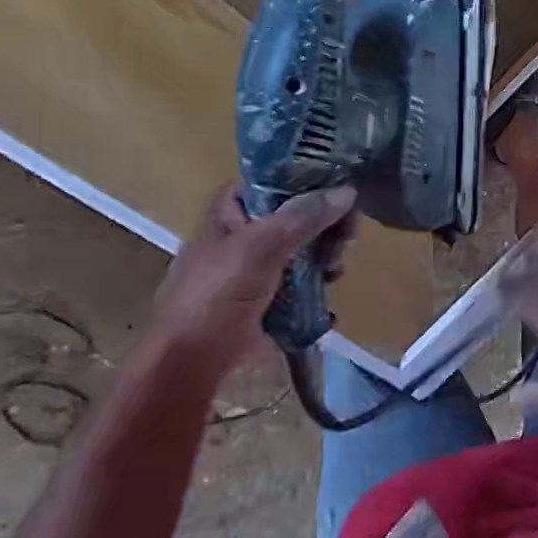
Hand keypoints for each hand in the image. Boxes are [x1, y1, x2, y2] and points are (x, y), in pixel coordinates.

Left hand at [150, 182, 357, 368]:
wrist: (189, 361)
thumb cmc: (217, 293)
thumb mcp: (261, 246)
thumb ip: (304, 216)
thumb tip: (347, 191)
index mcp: (232, 204)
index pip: (280, 176)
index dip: (314, 180)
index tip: (346, 193)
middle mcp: (244, 225)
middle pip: (297, 210)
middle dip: (325, 223)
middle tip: (347, 239)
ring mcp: (254, 260)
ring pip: (302, 243)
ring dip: (324, 252)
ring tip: (335, 270)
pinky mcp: (265, 291)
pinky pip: (299, 274)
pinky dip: (317, 277)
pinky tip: (330, 285)